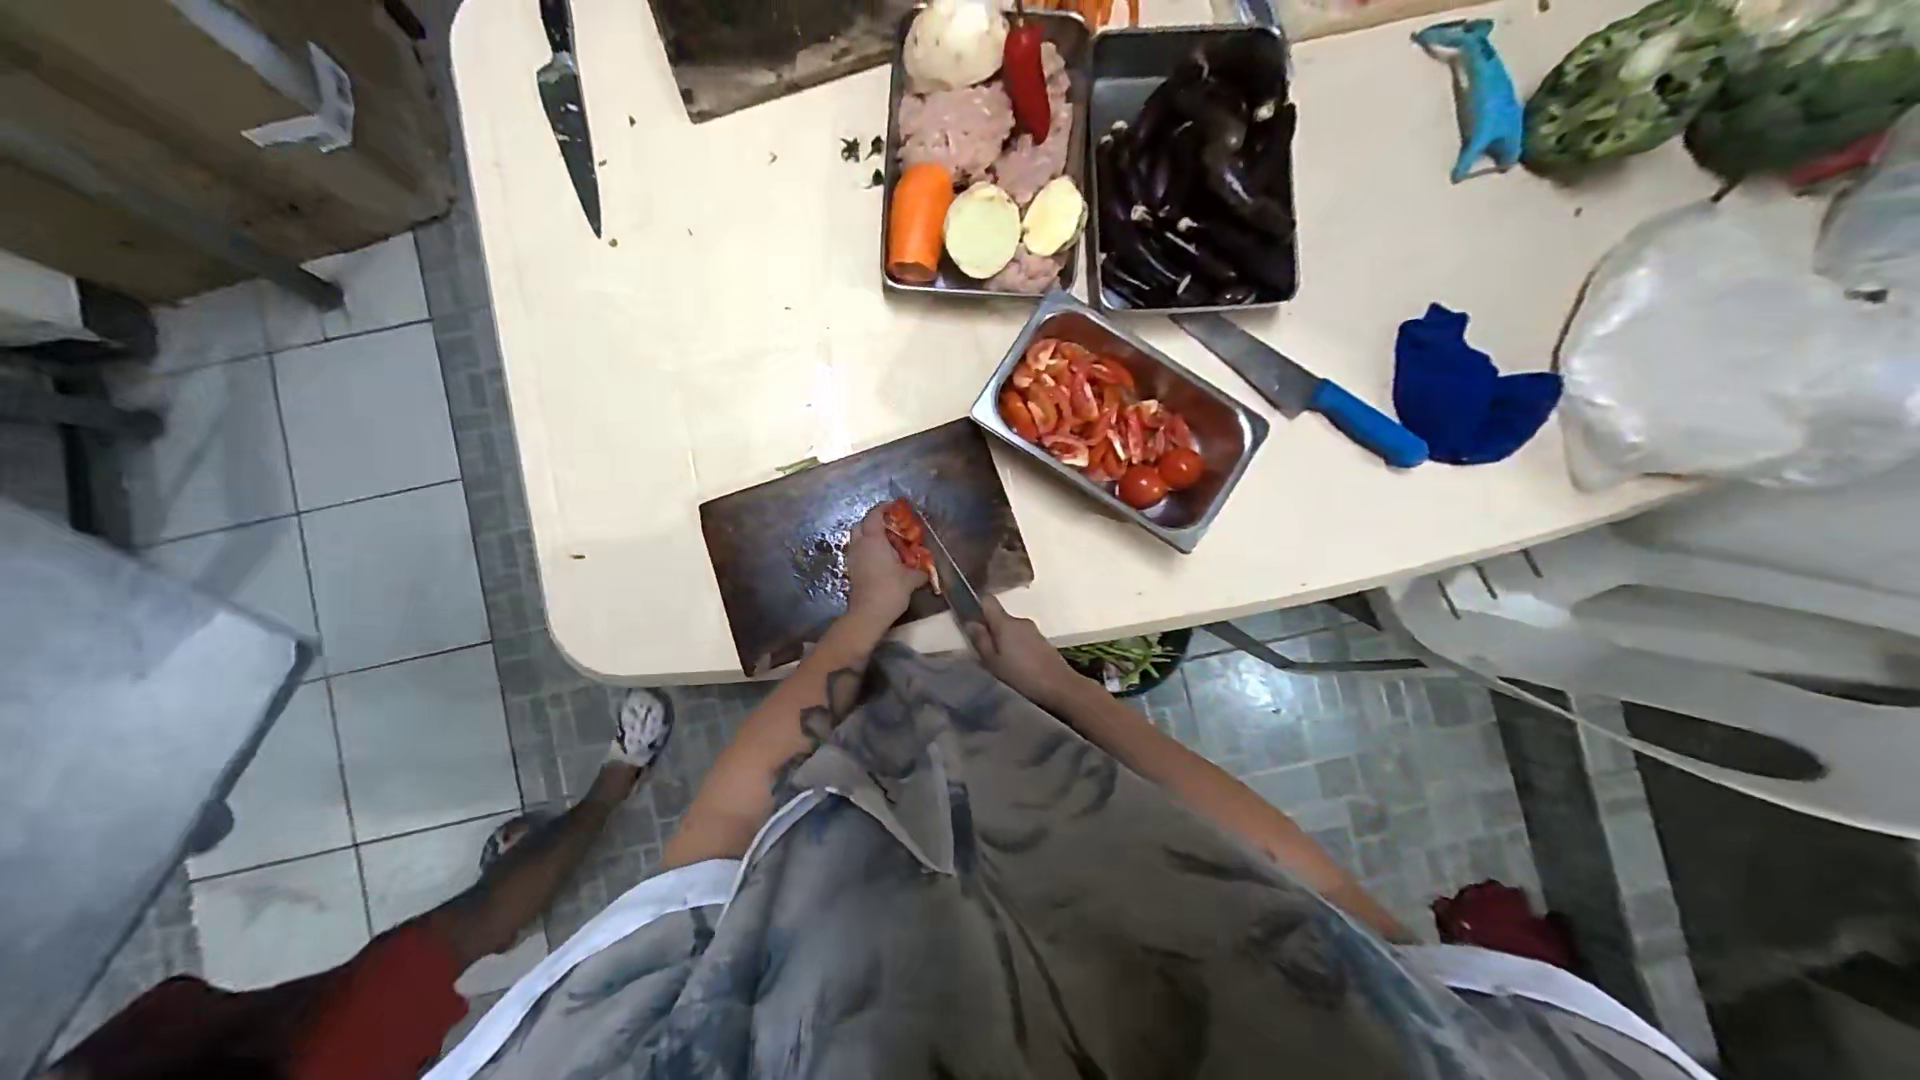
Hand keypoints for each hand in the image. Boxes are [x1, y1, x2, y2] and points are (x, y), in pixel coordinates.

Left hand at [844, 504, 925, 621]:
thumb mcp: (911, 579)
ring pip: (857, 539)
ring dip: (869, 537)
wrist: (868, 614)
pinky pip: (858, 553)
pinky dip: (867, 551)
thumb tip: (926, 570)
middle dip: (873, 522)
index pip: (875, 516)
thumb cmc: (890, 590)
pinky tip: (881, 560)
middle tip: (890, 527)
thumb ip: (920, 571)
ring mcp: (853, 558)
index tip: (893, 507)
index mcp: (873, 540)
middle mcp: (859, 545)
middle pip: (861, 525)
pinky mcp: (851, 571)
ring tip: (887, 544)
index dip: (883, 509)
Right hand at [964, 595, 1099, 710]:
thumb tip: (971, 622)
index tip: (969, 619)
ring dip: (1004, 641)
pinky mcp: (1042, 641)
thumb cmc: (1021, 675)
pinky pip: (1022, 638)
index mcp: (1006, 623)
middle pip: (999, 618)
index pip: (988, 601)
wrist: (1060, 686)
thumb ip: (981, 640)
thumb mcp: (993, 662)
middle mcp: (1020, 621)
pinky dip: (1015, 647)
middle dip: (990, 630)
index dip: (976, 605)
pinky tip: (1016, 666)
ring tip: (1000, 663)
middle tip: (983, 652)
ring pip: (1011, 629)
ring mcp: (1033, 630)